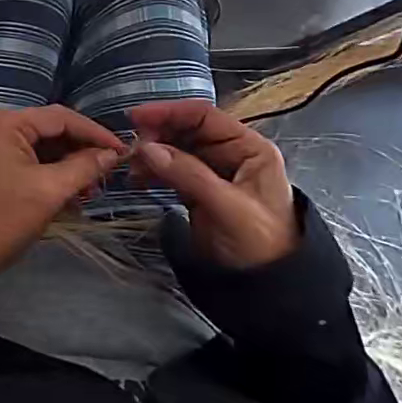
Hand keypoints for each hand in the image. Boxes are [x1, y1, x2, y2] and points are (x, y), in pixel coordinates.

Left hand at [0, 105, 130, 284]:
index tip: (125, 151)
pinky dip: (51, 175)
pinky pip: (28, 161)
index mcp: (6, 122)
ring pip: (42, 147)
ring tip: (91, 192)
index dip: (95, 133)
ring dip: (68, 166)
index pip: (60, 117)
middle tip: (108, 176)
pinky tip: (71, 196)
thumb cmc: (4, 219)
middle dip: (81, 152)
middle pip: (50, 130)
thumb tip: (112, 153)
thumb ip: (84, 166)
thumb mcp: (51, 190)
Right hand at [127, 101, 298, 268]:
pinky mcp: (198, 188)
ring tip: (132, 168)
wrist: (269, 290)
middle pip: (184, 129)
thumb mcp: (228, 208)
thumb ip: (189, 174)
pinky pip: (169, 168)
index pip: (203, 116)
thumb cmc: (260, 245)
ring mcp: (213, 171)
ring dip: (150, 154)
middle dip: (156, 135)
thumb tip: (146, 148)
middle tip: (132, 150)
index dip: (169, 112)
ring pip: (173, 148)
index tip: (136, 118)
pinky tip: (138, 179)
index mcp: (248, 148)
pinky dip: (151, 170)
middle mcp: (230, 153)